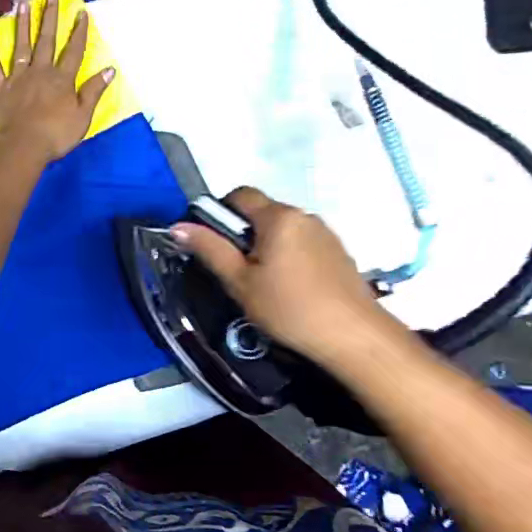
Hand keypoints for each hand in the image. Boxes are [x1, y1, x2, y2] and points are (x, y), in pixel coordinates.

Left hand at [0, 0, 113, 163]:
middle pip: (46, 40)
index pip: (73, 50)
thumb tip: (110, 69)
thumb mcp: (83, 116)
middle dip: (49, 16)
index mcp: (62, 79)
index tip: (80, 11)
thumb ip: (94, 91)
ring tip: (22, 3)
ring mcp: (18, 78)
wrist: (22, 146)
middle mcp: (40, 72)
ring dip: (22, 24)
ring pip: (21, 46)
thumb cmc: (56, 135)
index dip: (78, 31)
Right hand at [172, 187, 410, 367]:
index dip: (218, 212)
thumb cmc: (289, 308)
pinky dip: (288, 257)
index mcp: (278, 217)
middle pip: (262, 212)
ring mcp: (325, 233)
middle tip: (235, 271)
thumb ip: (210, 250)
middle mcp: (303, 216)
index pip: (240, 194)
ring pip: (282, 230)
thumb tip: (177, 227)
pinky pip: (302, 243)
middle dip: (243, 234)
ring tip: (263, 284)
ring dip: (266, 247)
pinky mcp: (338, 252)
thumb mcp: (240, 282)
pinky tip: (289, 289)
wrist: (354, 337)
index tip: (213, 244)